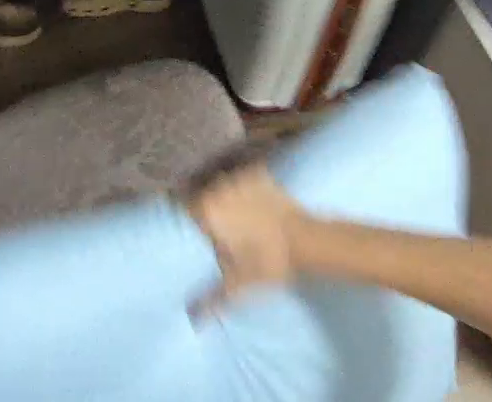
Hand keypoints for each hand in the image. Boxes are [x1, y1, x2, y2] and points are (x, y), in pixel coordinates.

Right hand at [187, 166, 306, 306]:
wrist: (306, 241)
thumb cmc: (266, 262)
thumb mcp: (236, 285)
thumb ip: (210, 299)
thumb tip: (192, 319)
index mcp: (207, 211)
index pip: (186, 209)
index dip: (190, 219)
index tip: (197, 231)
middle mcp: (218, 187)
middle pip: (205, 195)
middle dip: (210, 208)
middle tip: (220, 228)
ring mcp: (239, 176)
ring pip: (224, 185)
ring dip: (228, 196)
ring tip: (239, 215)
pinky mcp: (258, 172)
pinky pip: (243, 177)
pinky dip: (246, 187)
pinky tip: (255, 201)